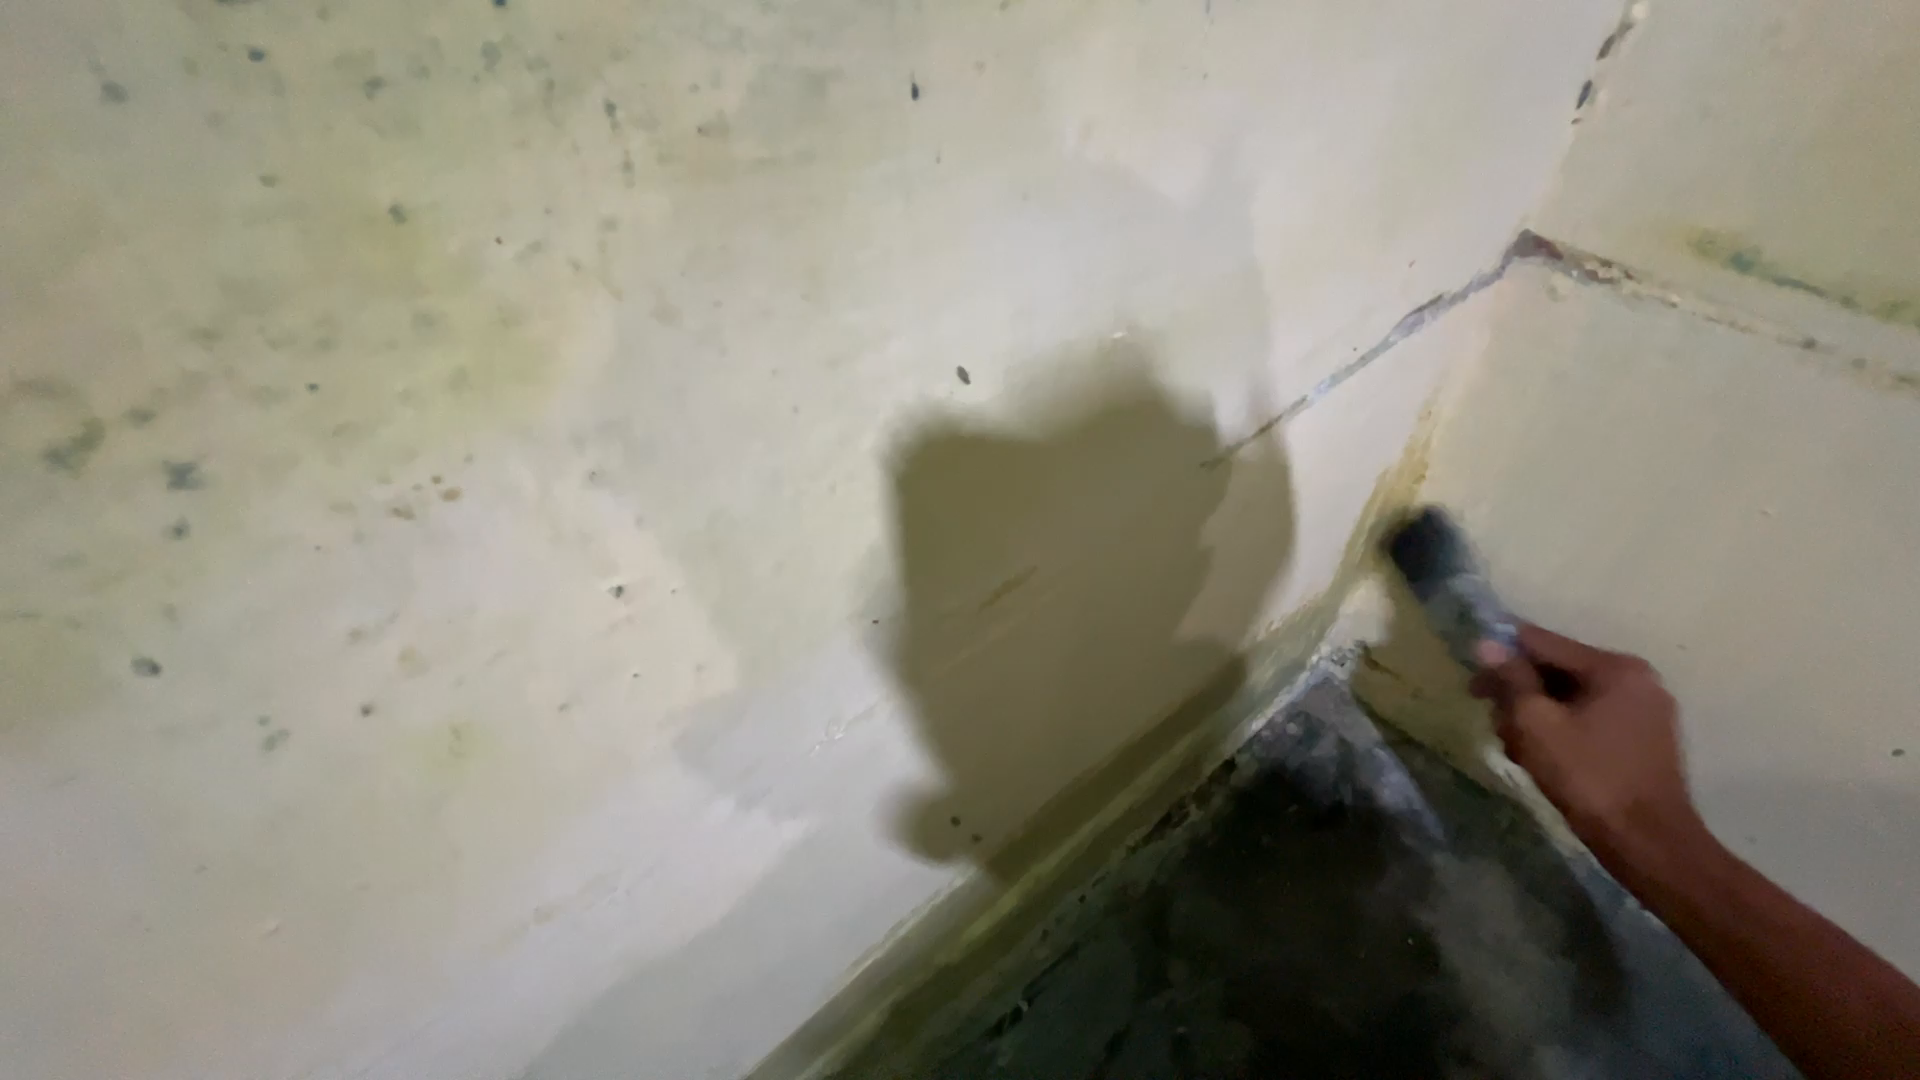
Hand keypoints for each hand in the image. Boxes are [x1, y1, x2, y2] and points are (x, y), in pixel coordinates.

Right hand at [1471, 624, 1704, 860]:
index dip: (1500, 653)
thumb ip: (1511, 678)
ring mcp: (1643, 708)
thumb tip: (1485, 644)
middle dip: (1516, 689)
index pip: (1541, 642)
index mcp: (1615, 668)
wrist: (1645, 841)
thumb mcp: (1534, 721)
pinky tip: (1538, 751)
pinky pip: (1586, 714)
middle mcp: (1636, 679)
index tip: (1471, 673)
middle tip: (1489, 715)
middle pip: (1555, 668)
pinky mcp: (1642, 735)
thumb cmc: (1586, 774)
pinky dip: (1557, 725)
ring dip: (1533, 711)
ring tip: (1513, 743)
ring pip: (1567, 694)